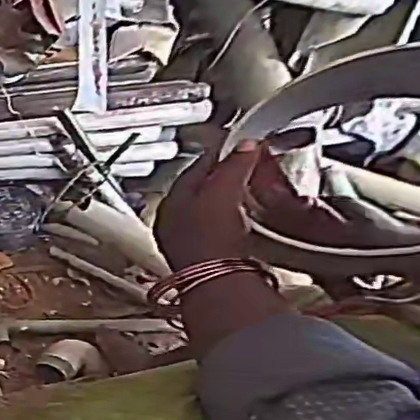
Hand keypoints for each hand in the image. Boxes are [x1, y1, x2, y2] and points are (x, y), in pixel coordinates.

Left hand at [155, 141, 264, 269]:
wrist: (215, 275)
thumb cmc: (210, 237)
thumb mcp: (222, 193)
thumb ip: (233, 167)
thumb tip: (245, 147)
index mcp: (171, 202)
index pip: (195, 167)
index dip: (220, 153)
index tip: (240, 143)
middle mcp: (171, 218)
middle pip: (199, 186)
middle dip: (223, 172)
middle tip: (247, 162)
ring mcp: (183, 236)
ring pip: (206, 204)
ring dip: (227, 192)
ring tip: (248, 184)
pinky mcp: (201, 250)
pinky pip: (214, 222)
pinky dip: (229, 212)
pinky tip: (242, 214)